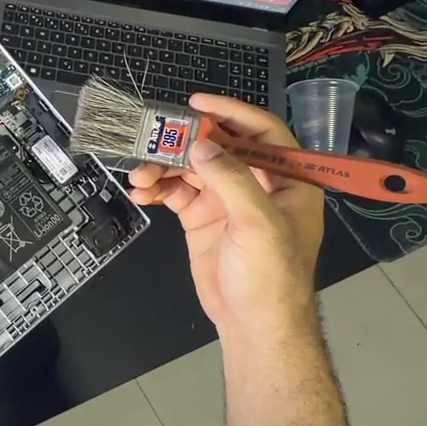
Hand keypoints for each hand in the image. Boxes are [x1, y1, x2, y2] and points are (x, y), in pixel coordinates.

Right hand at [126, 94, 324, 340]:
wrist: (252, 323)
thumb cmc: (271, 275)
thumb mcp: (257, 223)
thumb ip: (231, 179)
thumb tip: (201, 144)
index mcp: (286, 180)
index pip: (262, 133)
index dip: (232, 113)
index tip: (197, 103)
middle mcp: (256, 184)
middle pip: (217, 148)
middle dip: (184, 143)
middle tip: (154, 139)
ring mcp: (225, 201)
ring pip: (190, 169)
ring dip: (163, 168)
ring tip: (140, 176)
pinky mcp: (200, 217)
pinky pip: (175, 192)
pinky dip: (156, 189)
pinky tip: (140, 192)